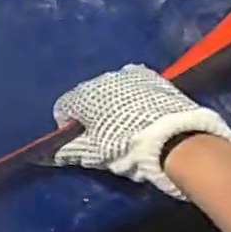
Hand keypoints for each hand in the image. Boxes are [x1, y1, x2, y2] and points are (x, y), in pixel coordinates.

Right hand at [52, 64, 230, 198]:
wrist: (179, 141)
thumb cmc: (126, 146)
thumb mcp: (95, 154)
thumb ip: (69, 151)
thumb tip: (51, 155)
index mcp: (79, 97)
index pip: (63, 109)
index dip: (70, 126)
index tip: (81, 140)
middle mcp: (99, 81)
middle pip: (88, 97)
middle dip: (93, 112)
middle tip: (106, 133)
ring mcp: (127, 76)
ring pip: (112, 90)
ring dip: (114, 103)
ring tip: (129, 123)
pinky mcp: (154, 78)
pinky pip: (136, 84)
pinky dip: (135, 96)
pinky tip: (145, 112)